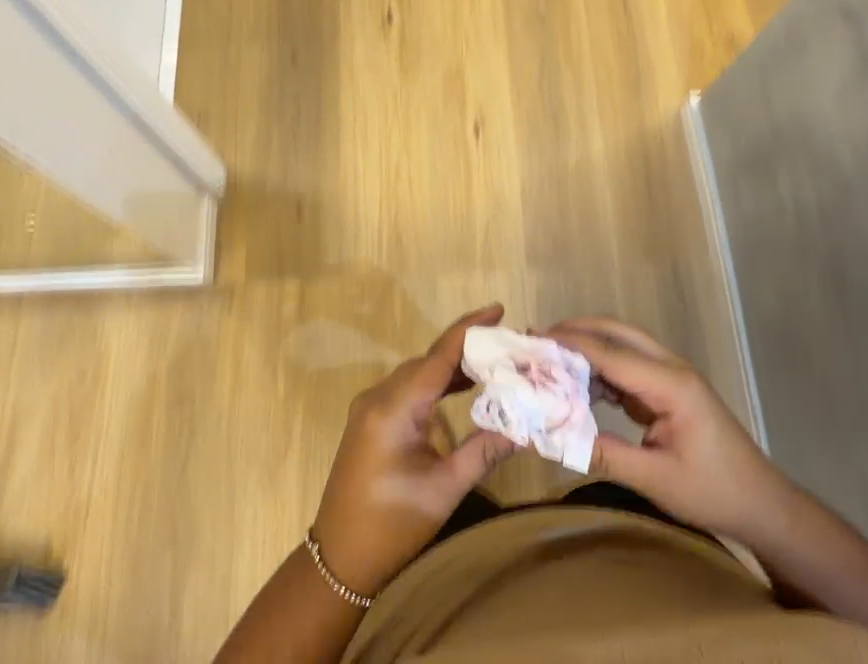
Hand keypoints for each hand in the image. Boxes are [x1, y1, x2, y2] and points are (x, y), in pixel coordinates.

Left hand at [312, 305, 517, 596]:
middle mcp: (379, 397)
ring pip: (418, 372)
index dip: (470, 330)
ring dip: (453, 365)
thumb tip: (526, 425)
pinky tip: (464, 386)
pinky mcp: (371, 420)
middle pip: (428, 360)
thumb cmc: (393, 524)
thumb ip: (484, 450)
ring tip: (496, 361)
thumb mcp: (445, 487)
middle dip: (469, 347)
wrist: (341, 556)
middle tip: (511, 344)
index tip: (499, 309)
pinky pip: (408, 388)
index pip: (438, 356)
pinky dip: (437, 383)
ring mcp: (371, 407)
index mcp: (394, 407)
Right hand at [549, 317, 785, 541]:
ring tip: (547, 361)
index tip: (532, 341)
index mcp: (671, 384)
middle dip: (577, 331)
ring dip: (587, 349)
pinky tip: (575, 387)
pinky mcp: (668, 395)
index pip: (611, 352)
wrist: (762, 505)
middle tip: (536, 340)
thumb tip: (552, 438)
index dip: (570, 344)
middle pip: (619, 334)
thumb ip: (604, 454)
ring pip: (623, 348)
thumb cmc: (714, 491)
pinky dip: (600, 372)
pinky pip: (628, 370)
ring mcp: (671, 380)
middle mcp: (671, 370)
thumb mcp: (655, 478)